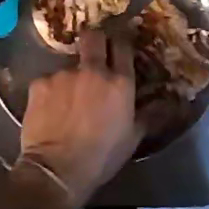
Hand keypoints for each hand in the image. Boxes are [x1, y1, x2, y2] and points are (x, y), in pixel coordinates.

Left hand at [19, 30, 141, 208]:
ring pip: (68, 66)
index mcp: (120, 82)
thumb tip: (168, 102)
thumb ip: (148, 114)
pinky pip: (47, 83)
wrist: (57, 171)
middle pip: (94, 37)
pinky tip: (48, 112)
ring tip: (66, 104)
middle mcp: (93, 70)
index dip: (120, 41)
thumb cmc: (101, 157)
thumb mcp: (132, 138)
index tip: (117, 45)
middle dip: (94, 40)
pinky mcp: (39, 83)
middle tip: (92, 53)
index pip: (123, 45)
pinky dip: (49, 94)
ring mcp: (63, 74)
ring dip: (70, 79)